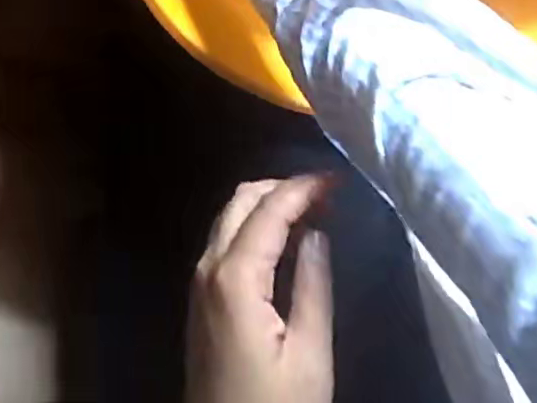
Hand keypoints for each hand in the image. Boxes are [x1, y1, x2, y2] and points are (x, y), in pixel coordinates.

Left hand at [187, 176, 335, 402]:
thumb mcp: (308, 358)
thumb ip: (311, 289)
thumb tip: (315, 234)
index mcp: (233, 275)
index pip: (266, 213)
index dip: (300, 189)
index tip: (336, 179)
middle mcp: (208, 263)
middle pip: (239, 203)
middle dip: (280, 187)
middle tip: (326, 192)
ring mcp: (200, 276)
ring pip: (228, 216)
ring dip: (265, 203)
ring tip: (312, 206)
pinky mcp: (202, 291)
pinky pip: (225, 238)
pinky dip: (253, 223)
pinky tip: (282, 233)